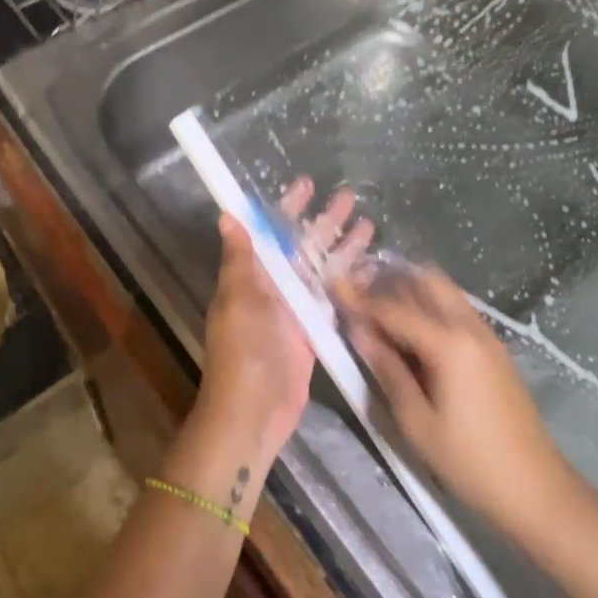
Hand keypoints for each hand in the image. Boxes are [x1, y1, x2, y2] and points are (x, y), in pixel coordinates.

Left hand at [197, 179, 373, 461]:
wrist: (253, 413)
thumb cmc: (244, 353)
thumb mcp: (239, 300)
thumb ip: (240, 259)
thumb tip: (227, 214)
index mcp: (251, 277)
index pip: (270, 232)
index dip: (286, 208)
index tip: (307, 183)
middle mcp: (272, 289)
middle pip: (300, 247)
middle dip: (323, 222)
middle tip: (350, 197)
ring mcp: (294, 312)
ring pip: (320, 271)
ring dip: (341, 248)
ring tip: (369, 224)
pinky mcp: (312, 334)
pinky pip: (331, 302)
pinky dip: (348, 285)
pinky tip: (370, 270)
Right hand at [335, 268, 568, 524]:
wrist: (536, 488)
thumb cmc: (469, 461)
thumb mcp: (416, 422)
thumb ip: (388, 370)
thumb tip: (360, 333)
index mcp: (450, 344)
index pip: (394, 307)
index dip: (360, 298)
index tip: (332, 288)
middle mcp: (471, 328)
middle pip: (426, 281)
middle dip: (389, 282)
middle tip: (357, 295)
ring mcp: (487, 336)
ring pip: (444, 293)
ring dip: (410, 292)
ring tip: (377, 312)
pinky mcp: (494, 350)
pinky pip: (455, 311)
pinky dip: (429, 309)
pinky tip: (408, 333)